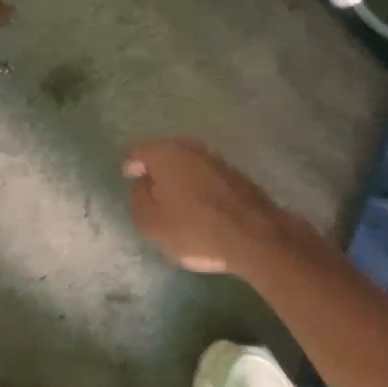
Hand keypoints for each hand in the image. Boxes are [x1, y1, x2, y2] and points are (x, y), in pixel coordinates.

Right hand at [124, 138, 289, 275]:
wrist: (258, 238)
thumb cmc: (196, 229)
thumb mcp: (152, 224)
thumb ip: (138, 201)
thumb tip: (142, 186)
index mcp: (165, 154)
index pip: (139, 152)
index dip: (132, 165)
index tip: (129, 177)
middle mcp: (190, 148)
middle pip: (166, 152)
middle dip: (157, 166)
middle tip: (150, 185)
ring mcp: (217, 159)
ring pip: (189, 162)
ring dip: (180, 175)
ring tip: (176, 196)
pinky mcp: (238, 175)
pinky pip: (208, 174)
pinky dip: (199, 184)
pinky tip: (200, 202)